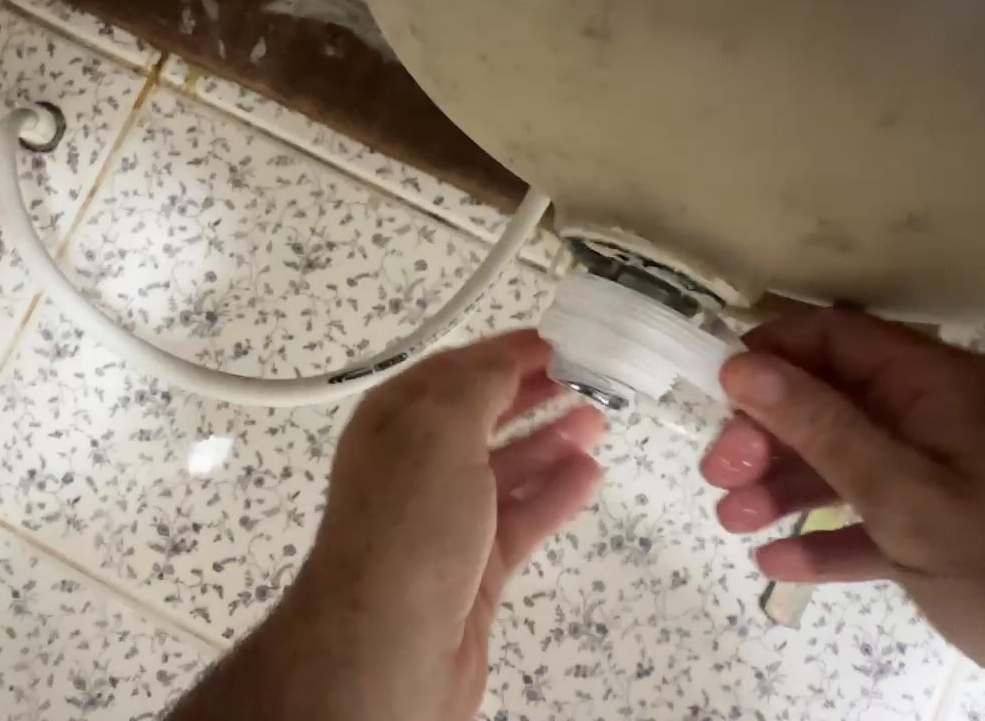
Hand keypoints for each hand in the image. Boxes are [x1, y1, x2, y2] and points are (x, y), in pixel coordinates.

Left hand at [169, 331, 605, 720]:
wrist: (389, 645)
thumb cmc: (406, 527)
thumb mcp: (438, 429)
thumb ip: (476, 384)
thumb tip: (506, 356)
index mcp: (395, 418)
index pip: (456, 369)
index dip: (505, 351)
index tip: (554, 340)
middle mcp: (415, 459)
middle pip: (481, 412)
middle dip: (530, 390)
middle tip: (582, 375)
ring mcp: (444, 512)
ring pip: (505, 463)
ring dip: (549, 438)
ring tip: (595, 417)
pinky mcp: (472, 560)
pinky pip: (520, 514)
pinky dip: (553, 492)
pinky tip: (586, 474)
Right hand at [701, 308, 984, 720]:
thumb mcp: (910, 499)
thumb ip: (819, 426)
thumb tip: (740, 364)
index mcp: (940, 387)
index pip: (831, 337)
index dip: (766, 356)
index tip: (713, 396)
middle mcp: (943, 420)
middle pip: (829, 402)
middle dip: (764, 435)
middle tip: (718, 475)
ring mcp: (954, 479)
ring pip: (846, 461)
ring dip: (782, 487)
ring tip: (732, 521)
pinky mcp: (960, 537)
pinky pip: (877, 519)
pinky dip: (828, 535)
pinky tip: (780, 561)